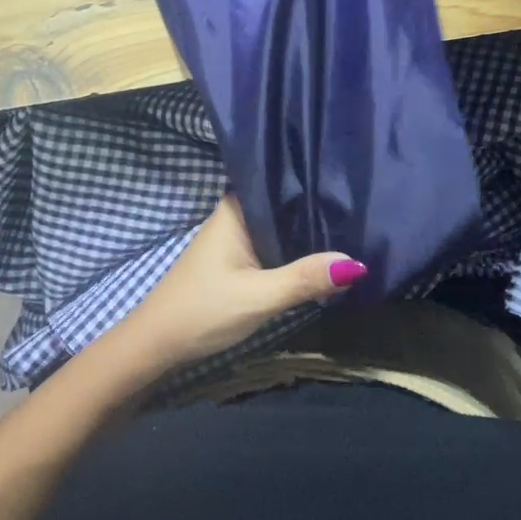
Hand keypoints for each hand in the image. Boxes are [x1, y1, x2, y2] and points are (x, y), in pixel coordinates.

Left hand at [113, 196, 365, 369]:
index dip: (311, 176)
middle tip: (362, 201)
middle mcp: (236, 215)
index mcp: (235, 209)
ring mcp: (236, 238)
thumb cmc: (203, 310)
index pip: (277, 179)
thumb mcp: (258, 297)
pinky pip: (275, 245)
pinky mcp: (239, 260)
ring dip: (307, 230)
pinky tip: (323, 252)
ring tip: (355, 222)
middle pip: (282, 203)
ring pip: (280, 226)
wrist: (158, 344)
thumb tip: (358, 263)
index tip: (348, 175)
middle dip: (316, 205)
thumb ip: (304, 279)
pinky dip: (295, 248)